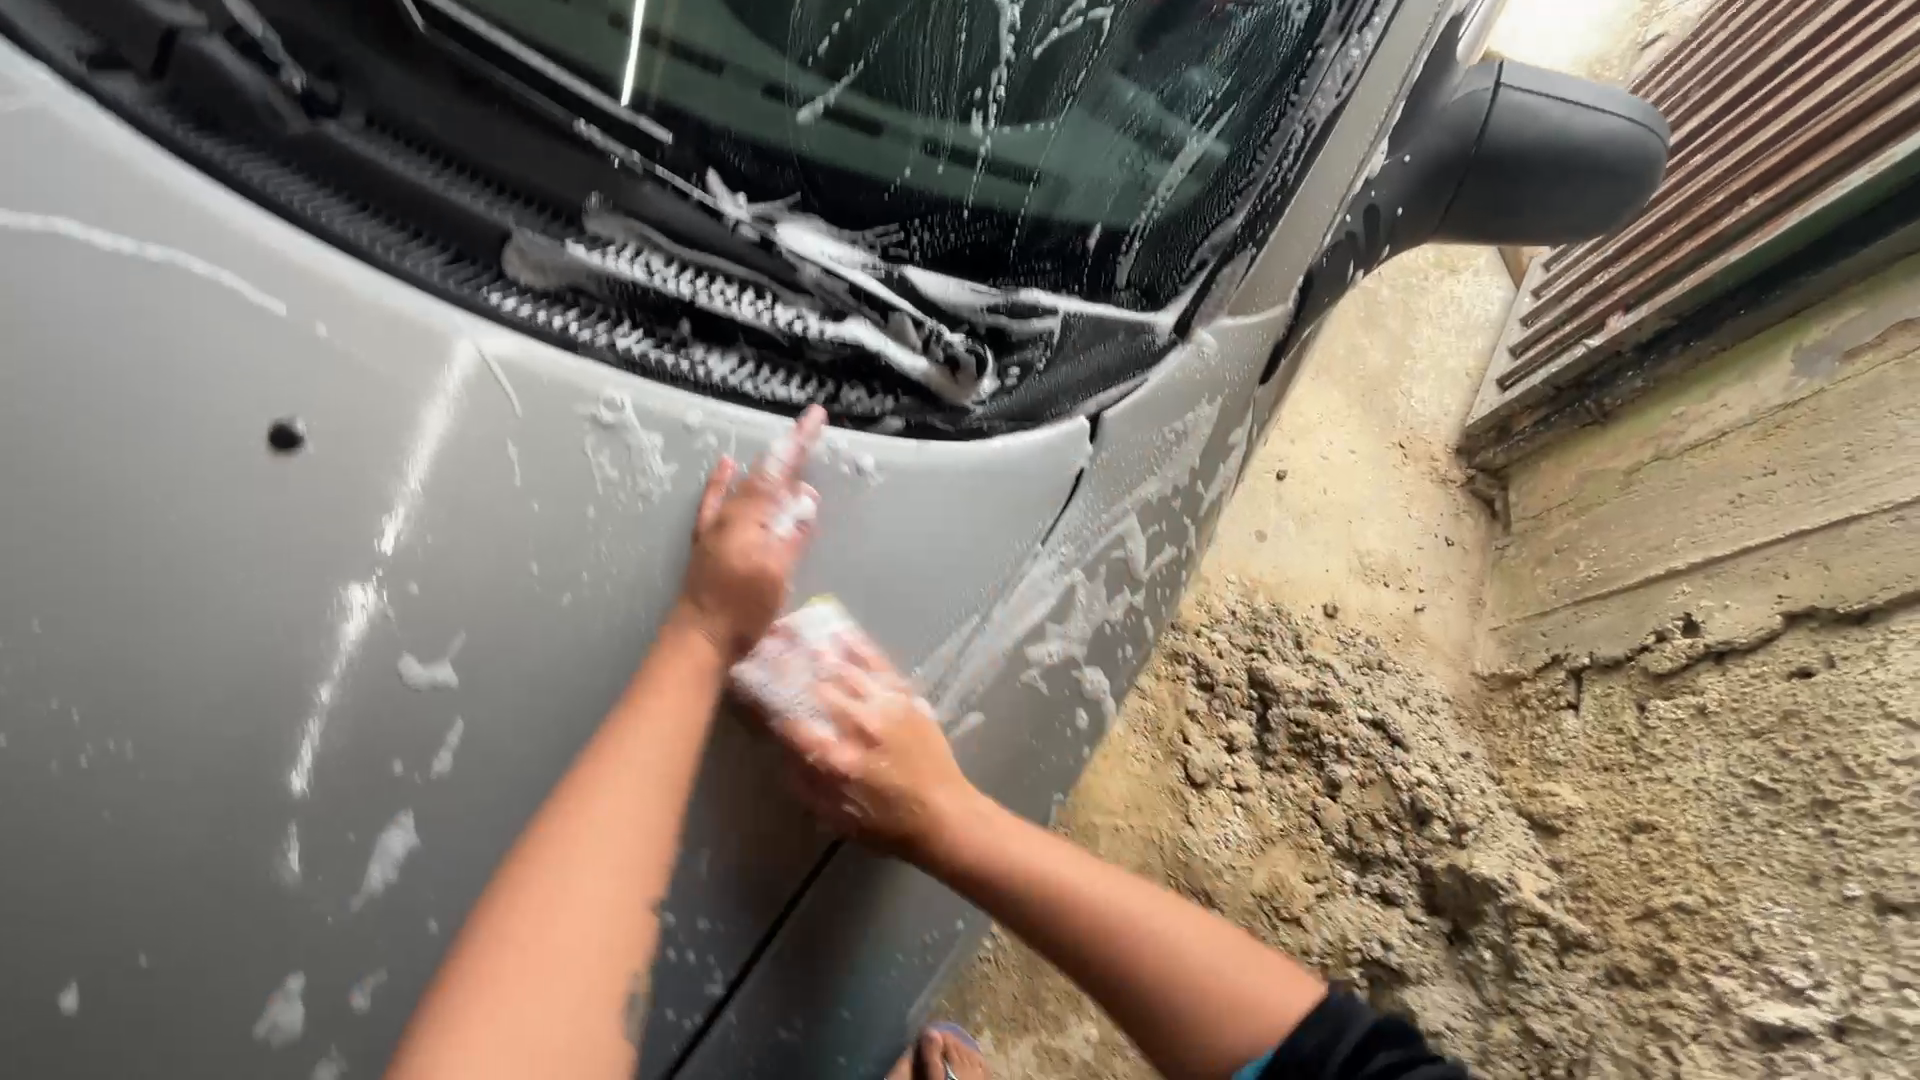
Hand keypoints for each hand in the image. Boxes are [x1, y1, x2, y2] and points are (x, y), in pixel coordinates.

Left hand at [676, 406, 826, 661]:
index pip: (778, 470)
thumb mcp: (776, 571)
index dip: (798, 442)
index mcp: (748, 517)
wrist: (699, 639)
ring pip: (745, 484)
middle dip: (789, 450)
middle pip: (763, 472)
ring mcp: (716, 526)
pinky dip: (722, 481)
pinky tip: (725, 465)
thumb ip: (791, 532)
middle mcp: (730, 514)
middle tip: (811, 429)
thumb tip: (805, 496)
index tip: (815, 416)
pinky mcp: (708, 540)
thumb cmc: (741, 608)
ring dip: (767, 465)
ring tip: (786, 449)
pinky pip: (714, 500)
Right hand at [770, 641, 980, 862]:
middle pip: (815, 688)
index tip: (749, 683)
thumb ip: (803, 782)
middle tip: (767, 648)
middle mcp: (858, 727)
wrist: (943, 813)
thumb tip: (780, 749)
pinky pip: (878, 666)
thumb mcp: (834, 816)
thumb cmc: (885, 823)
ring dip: (817, 653)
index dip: (766, 700)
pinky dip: (858, 648)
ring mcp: (885, 708)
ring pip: (845, 671)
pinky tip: (842, 634)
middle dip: (788, 667)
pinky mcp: (906, 698)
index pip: (790, 721)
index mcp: (835, 760)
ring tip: (795, 633)